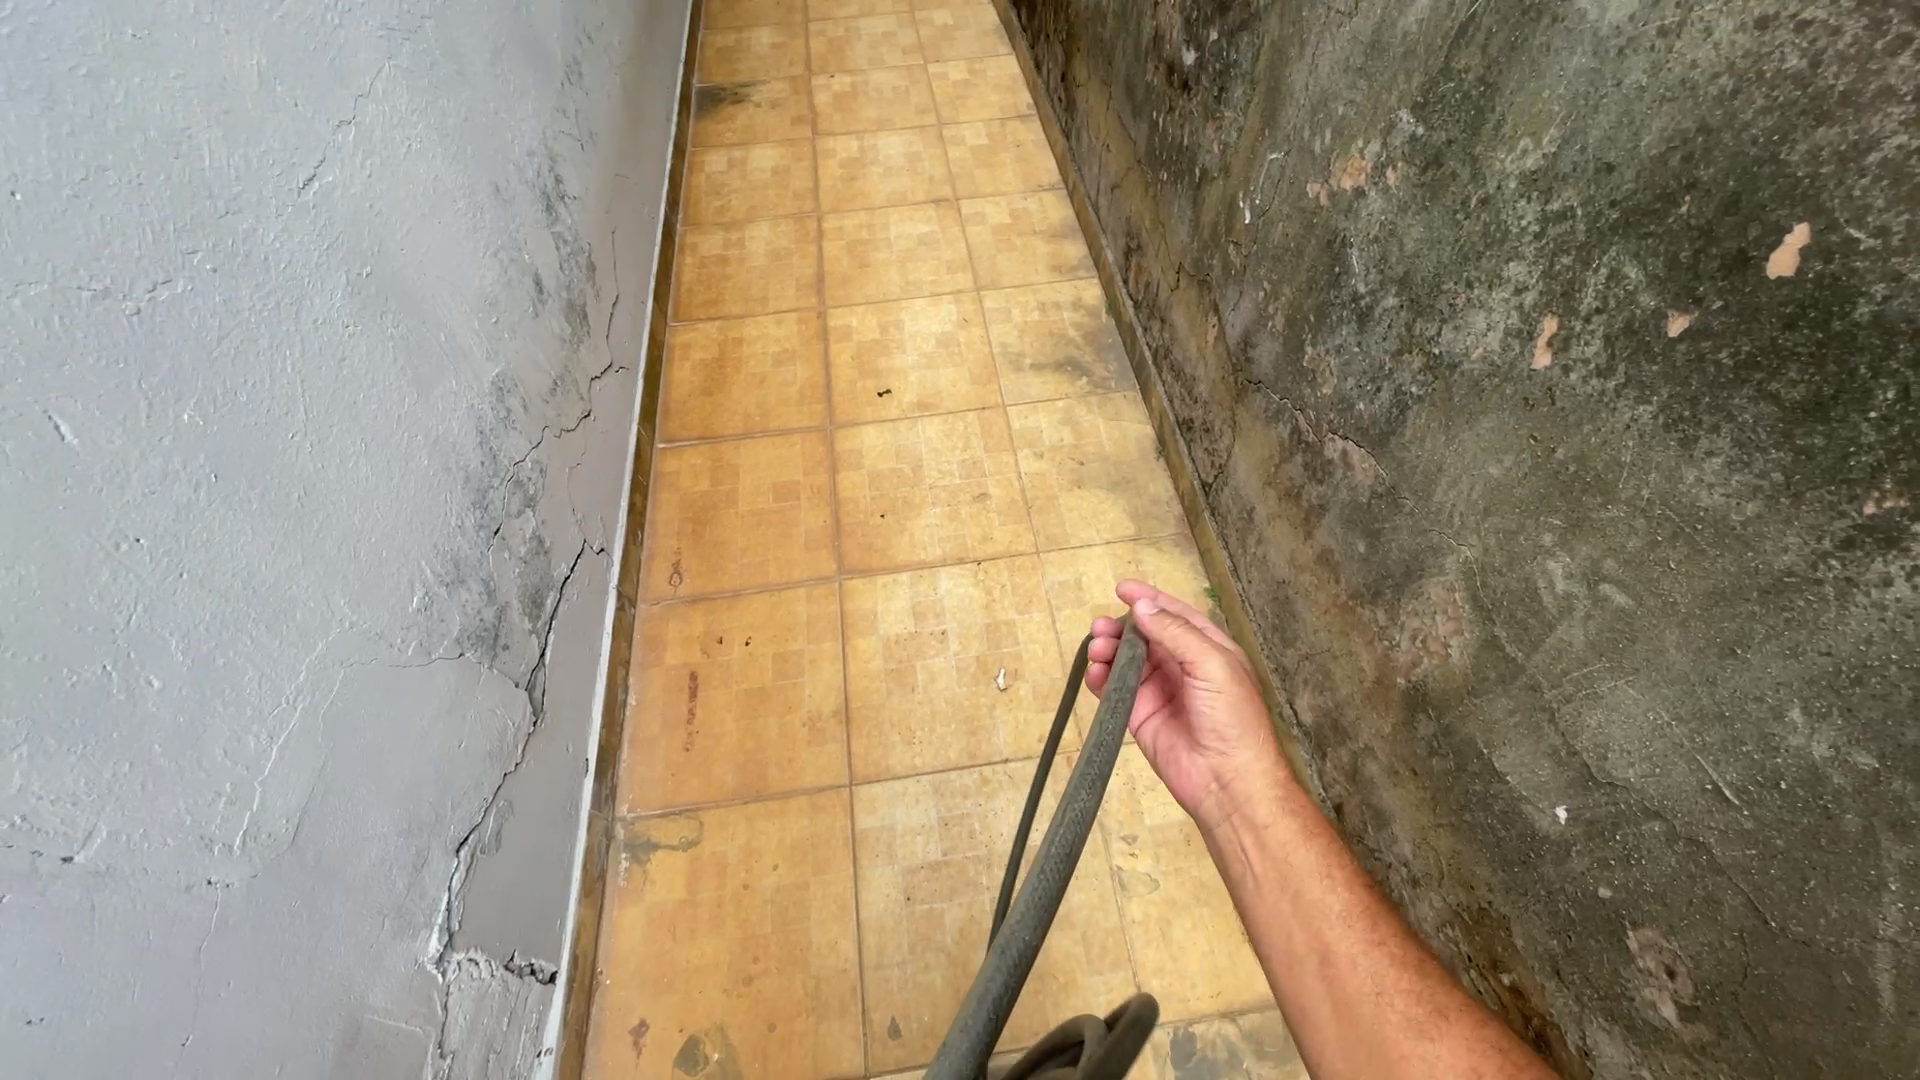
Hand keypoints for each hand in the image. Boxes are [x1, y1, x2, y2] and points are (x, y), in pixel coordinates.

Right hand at [1085, 580, 1290, 830]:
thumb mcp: (1212, 665)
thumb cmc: (1231, 717)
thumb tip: (1142, 606)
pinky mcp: (1138, 714)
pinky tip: (1095, 674)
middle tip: (1100, 626)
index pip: (1174, 615)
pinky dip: (1100, 678)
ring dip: (1108, 650)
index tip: (1121, 588)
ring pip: (1125, 660)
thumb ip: (1175, 633)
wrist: (1226, 778)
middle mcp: (1181, 666)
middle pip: (1144, 635)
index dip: (1149, 599)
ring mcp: (1158, 690)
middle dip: (1120, 627)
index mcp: (1206, 649)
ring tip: (1097, 649)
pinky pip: (1114, 689)